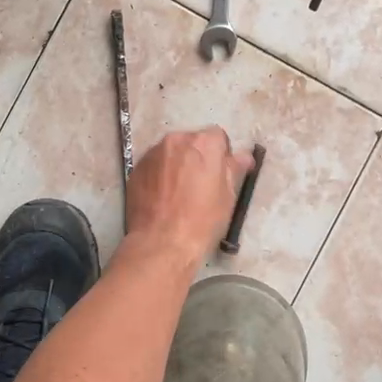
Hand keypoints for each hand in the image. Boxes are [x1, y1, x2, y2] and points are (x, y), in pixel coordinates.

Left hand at [123, 127, 253, 269]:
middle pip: (192, 142)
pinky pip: (154, 164)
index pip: (217, 136)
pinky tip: (162, 197)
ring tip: (178, 192)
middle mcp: (177, 139)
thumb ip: (234, 169)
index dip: (221, 154)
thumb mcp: (227, 196)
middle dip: (197, 157)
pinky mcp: (137, 167)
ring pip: (171, 152)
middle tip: (199, 184)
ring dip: (177, 164)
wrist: (161, 244)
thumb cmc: (201, 220)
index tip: (219, 174)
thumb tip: (244, 157)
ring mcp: (154, 152)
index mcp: (204, 143)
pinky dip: (159, 174)